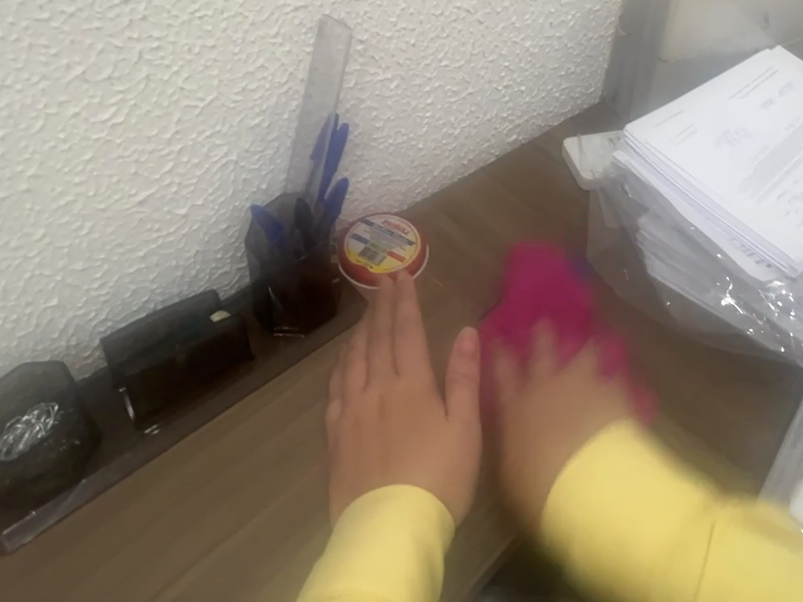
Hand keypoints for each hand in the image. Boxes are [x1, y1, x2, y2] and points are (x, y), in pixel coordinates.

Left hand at [326, 273, 481, 524]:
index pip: (407, 330)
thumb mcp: (465, 429)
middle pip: (378, 337)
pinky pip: (336, 387)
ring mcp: (352, 410)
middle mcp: (378, 387)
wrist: (390, 527)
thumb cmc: (439, 478)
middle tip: (381, 281)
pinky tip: (343, 360)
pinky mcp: (336, 433)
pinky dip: (341, 364)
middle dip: (381, 306)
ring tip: (365, 313)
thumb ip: (464, 378)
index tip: (401, 276)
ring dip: (360, 330)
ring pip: (354, 358)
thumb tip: (466, 332)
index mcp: (412, 384)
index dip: (405, 301)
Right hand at [489, 322, 632, 529]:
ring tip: (590, 337)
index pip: (503, 374)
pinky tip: (622, 369)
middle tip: (543, 322)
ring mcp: (581, 386)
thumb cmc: (541, 490)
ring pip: (582, 355)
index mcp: (516, 409)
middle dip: (541, 336)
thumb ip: (513, 451)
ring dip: (585, 346)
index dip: (500, 355)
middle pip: (541, 353)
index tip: (499, 338)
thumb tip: (514, 443)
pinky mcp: (613, 393)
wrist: (590, 485)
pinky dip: (617, 371)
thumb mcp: (513, 475)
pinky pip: (615, 375)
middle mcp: (546, 389)